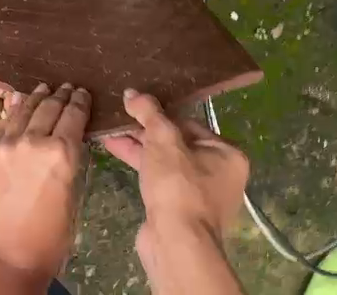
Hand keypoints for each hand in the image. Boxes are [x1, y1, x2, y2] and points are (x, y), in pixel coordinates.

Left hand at [0, 83, 90, 289]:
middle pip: (50, 108)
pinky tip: (18, 100)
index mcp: (62, 153)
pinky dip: (14, 110)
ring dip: (38, 97)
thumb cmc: (50, 238)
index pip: (74, 116)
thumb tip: (69, 138)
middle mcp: (35, 140)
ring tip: (45, 87)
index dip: (80, 102)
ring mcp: (7, 143)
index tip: (83, 93)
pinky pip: (4, 124)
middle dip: (61, 96)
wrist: (7, 257)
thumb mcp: (73, 196)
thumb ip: (70, 161)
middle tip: (68, 87)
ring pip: (26, 110)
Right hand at [102, 90, 248, 241]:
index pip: (188, 123)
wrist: (176, 243)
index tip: (135, 107)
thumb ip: (148, 112)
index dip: (160, 115)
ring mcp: (199, 195)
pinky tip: (116, 149)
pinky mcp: (179, 209)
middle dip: (145, 130)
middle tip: (119, 117)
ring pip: (165, 161)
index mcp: (227, 154)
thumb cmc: (179, 184)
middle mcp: (219, 174)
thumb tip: (132, 93)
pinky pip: (159, 178)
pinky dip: (140, 164)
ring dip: (138, 146)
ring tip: (110, 130)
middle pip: (176, 142)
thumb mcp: (163, 139)